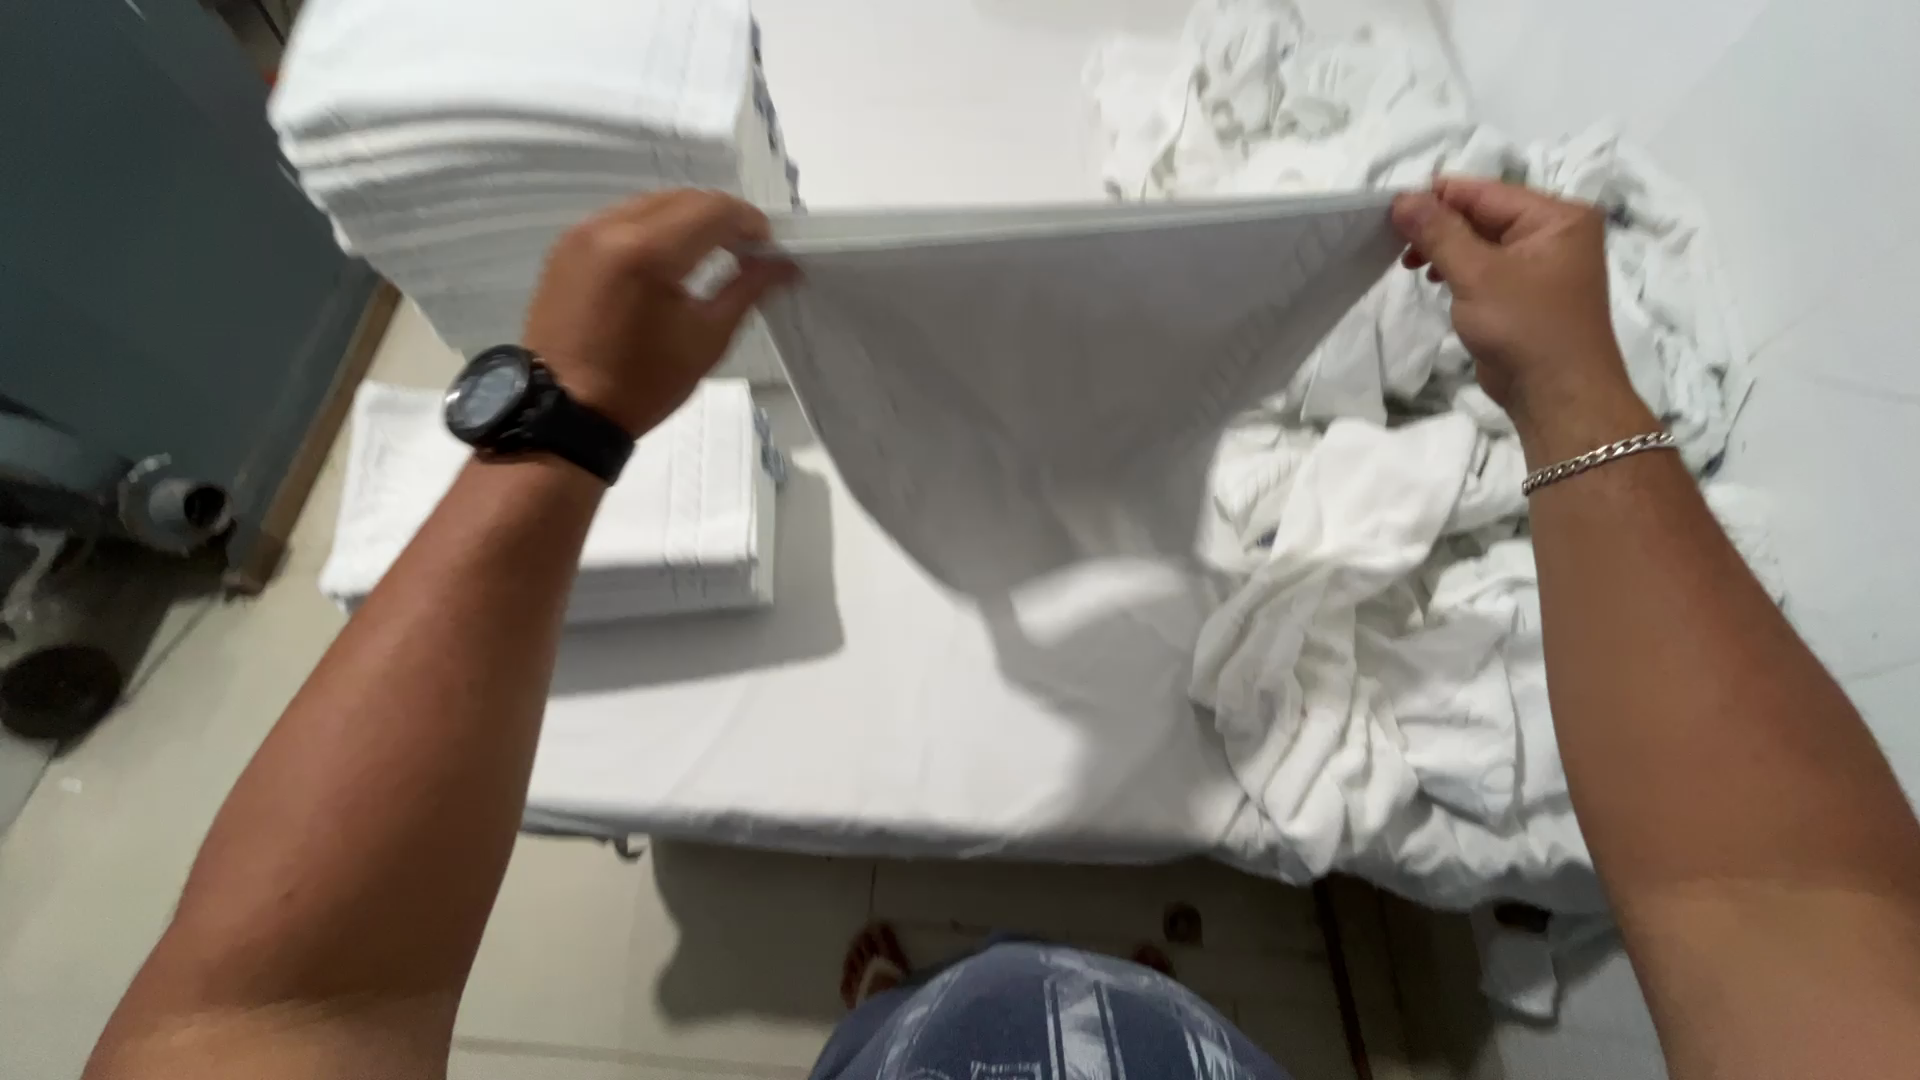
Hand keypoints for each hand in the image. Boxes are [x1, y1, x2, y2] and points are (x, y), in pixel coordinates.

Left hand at [522, 189, 795, 434]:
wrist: (566, 409)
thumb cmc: (645, 384)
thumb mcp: (707, 339)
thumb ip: (747, 289)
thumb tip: (783, 263)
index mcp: (649, 253)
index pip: (714, 210)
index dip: (750, 222)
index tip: (769, 247)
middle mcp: (612, 227)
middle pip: (683, 198)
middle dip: (721, 218)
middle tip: (746, 251)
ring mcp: (584, 231)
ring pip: (652, 203)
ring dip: (688, 221)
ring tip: (711, 255)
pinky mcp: (568, 244)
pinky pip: (623, 219)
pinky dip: (656, 230)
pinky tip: (669, 262)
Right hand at [1392, 178, 1641, 438]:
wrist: (1555, 389)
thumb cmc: (1524, 325)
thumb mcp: (1477, 274)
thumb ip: (1440, 233)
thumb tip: (1403, 199)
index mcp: (1556, 216)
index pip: (1488, 192)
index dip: (1438, 196)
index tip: (1391, 207)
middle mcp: (1554, 233)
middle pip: (1485, 215)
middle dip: (1439, 225)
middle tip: (1394, 241)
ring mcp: (1541, 264)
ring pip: (1482, 241)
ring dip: (1444, 247)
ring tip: (1410, 263)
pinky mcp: (1524, 292)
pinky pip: (1485, 267)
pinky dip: (1457, 268)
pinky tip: (1435, 278)